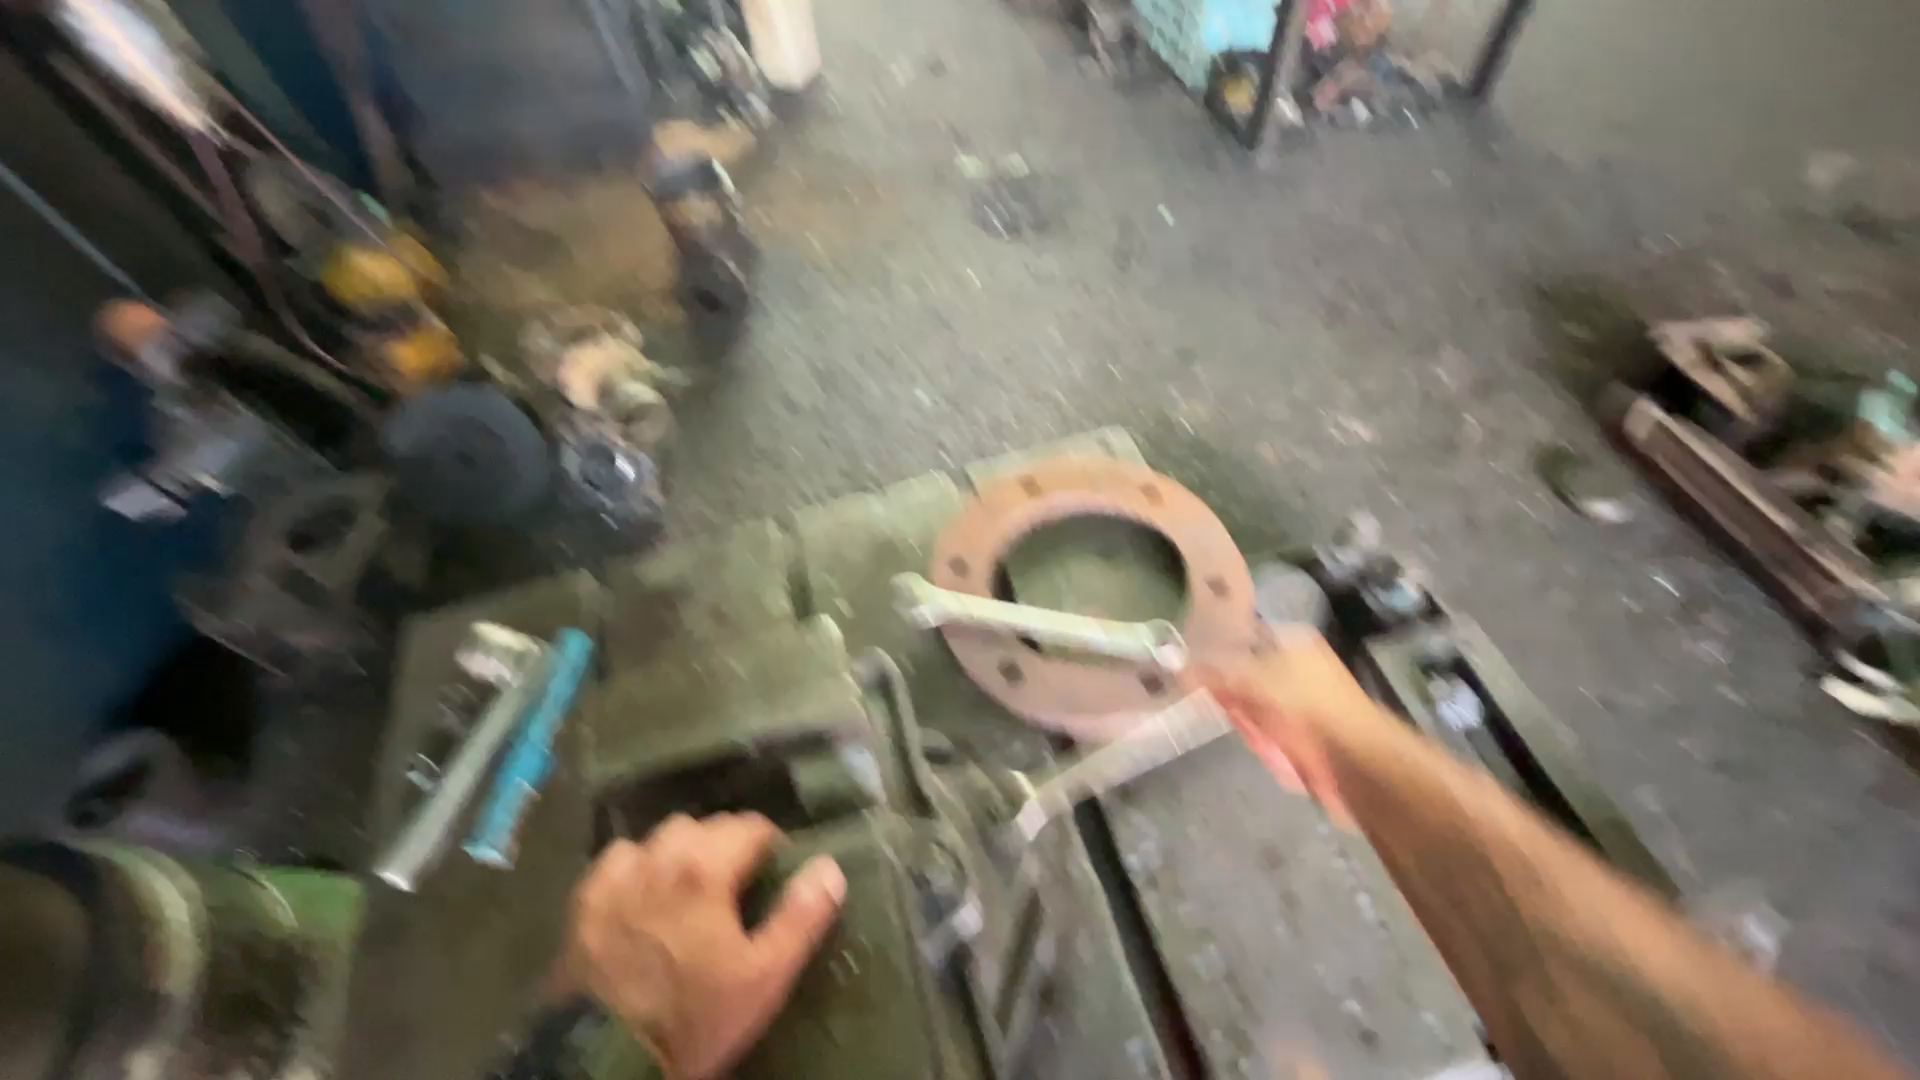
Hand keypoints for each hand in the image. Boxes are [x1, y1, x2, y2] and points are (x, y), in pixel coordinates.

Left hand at [562, 812, 845, 1079]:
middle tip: (738, 882)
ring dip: (680, 850)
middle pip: (704, 825)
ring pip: (660, 837)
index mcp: (706, 868)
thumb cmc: (693, 1017)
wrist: (603, 1063)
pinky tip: (642, 893)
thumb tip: (828, 865)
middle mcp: (660, 858)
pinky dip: (636, 866)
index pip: (750, 825)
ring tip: (690, 884)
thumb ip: (801, 916)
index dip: (770, 844)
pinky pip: (617, 860)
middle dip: (726, 843)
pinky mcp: (584, 903)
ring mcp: (616, 879)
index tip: (775, 872)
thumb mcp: (764, 976)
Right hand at [1183, 627, 1387, 824]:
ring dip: (1253, 730)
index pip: (1240, 640)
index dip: (1217, 658)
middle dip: (1236, 703)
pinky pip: (1270, 737)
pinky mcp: (1305, 735)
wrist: (1358, 763)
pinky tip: (1280, 757)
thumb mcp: (1253, 681)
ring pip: (1253, 712)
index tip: (1198, 678)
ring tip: (1268, 743)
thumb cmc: (1308, 708)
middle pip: (1242, 680)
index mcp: (1291, 642)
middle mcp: (1297, 667)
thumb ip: (1213, 673)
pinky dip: (1268, 748)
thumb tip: (1177, 666)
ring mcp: (1302, 703)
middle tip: (1237, 717)